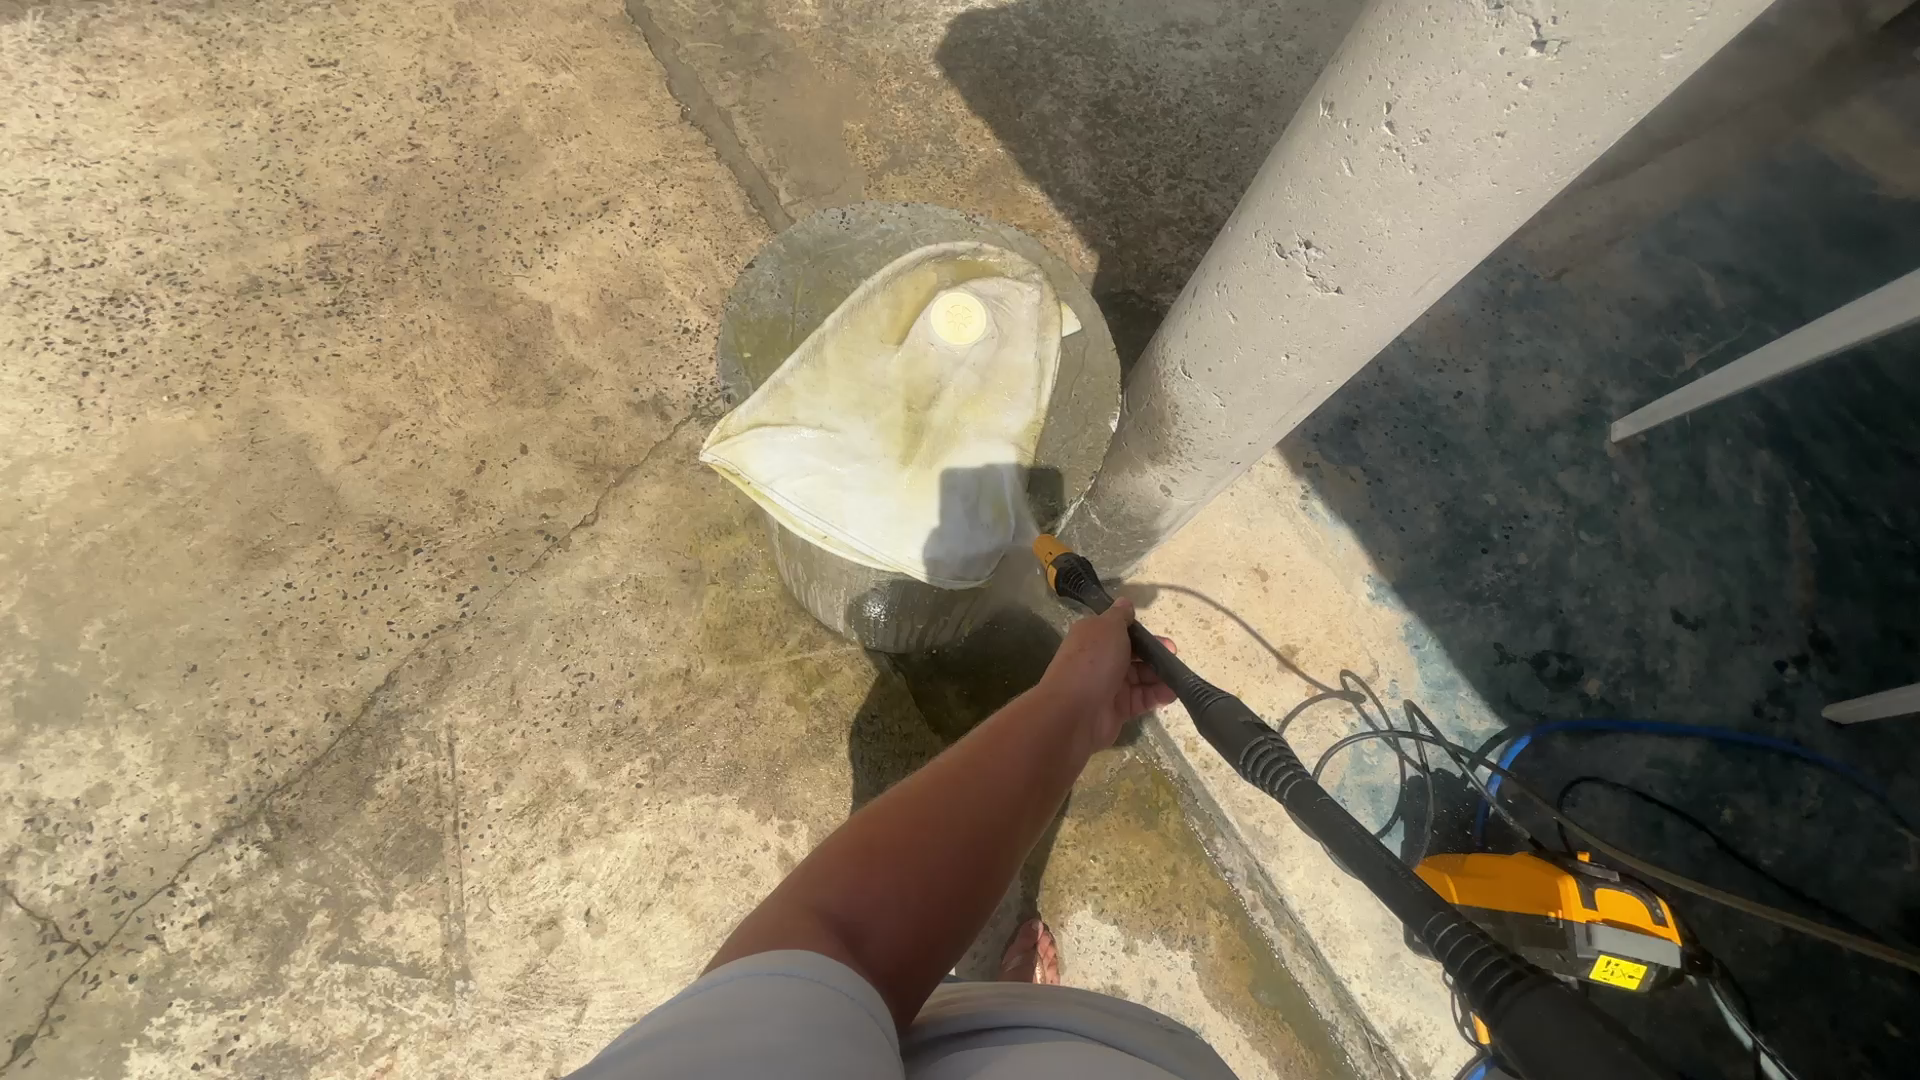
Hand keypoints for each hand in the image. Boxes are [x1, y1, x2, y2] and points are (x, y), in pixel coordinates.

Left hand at [1040, 597, 1176, 750]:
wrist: (1074, 711)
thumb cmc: (1093, 661)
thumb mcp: (1107, 627)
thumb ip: (1120, 616)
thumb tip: (1125, 602)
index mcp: (1093, 637)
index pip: (1120, 631)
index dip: (1141, 633)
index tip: (1160, 636)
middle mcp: (1100, 659)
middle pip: (1133, 654)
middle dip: (1155, 654)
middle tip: (1173, 656)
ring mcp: (1109, 685)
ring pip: (1140, 677)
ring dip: (1160, 675)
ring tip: (1178, 677)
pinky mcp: (1118, 709)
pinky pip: (1142, 698)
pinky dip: (1158, 695)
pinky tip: (1172, 693)